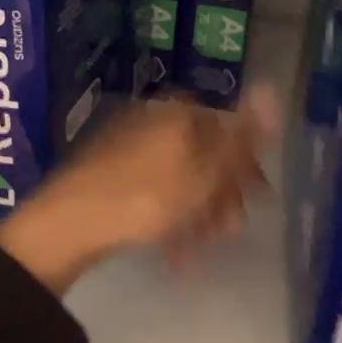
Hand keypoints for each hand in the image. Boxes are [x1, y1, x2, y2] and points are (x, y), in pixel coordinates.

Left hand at [0, 89, 280, 294]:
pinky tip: (172, 252)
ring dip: (196, 213)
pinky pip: (151, 191)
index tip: (257, 199)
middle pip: (202, 154)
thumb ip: (241, 137)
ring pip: (177, 177)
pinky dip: (167, 217)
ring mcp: (127, 143)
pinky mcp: (107, 172)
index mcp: (178, 111)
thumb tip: (273, 90)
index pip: (227, 128)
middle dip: (219, 195)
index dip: (245, 165)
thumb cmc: (147, 196)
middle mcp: (153, 118)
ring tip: (198, 250)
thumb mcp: (204, 171)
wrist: (68, 222)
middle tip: (227, 231)